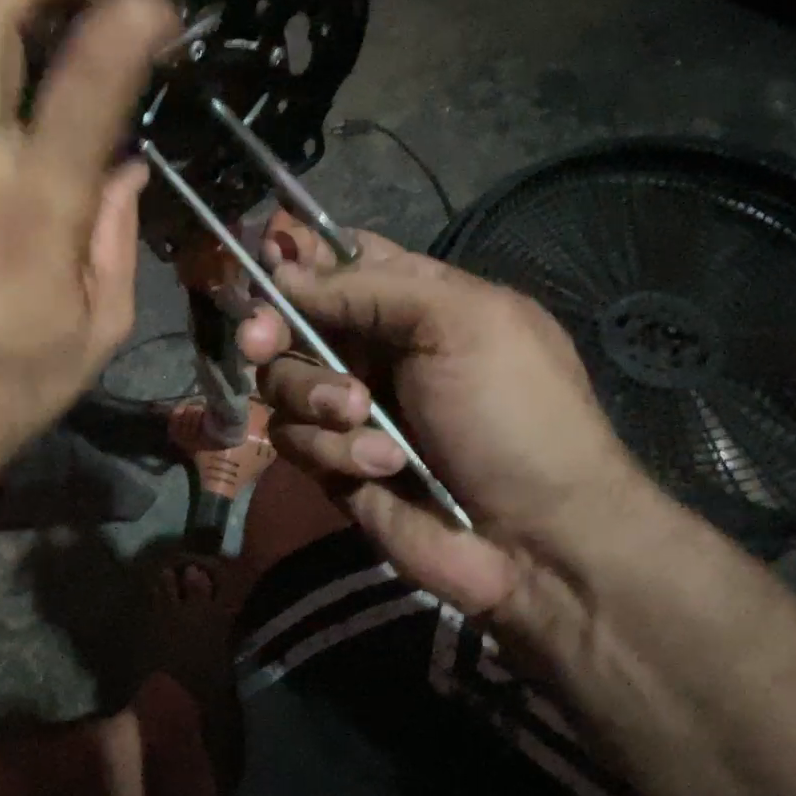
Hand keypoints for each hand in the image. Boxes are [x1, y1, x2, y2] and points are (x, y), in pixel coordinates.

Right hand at [237, 224, 655, 614]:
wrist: (536, 541)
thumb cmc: (515, 414)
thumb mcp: (461, 323)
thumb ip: (369, 288)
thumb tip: (281, 271)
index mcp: (409, 301)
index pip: (336, 259)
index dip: (294, 255)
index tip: (262, 259)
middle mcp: (370, 348)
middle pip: (286, 318)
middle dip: (270, 328)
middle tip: (259, 341)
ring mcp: (346, 406)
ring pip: (280, 380)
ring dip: (317, 398)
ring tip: (364, 420)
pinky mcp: (330, 460)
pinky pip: (291, 437)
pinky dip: (332, 449)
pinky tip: (380, 467)